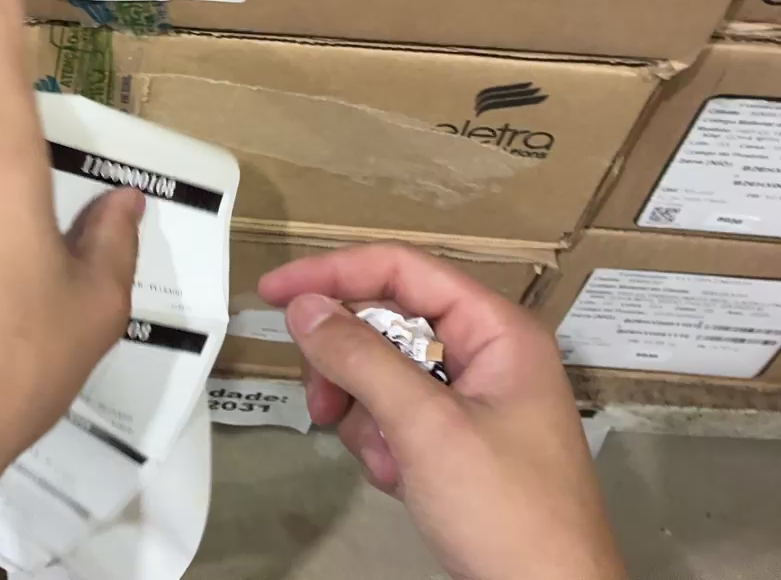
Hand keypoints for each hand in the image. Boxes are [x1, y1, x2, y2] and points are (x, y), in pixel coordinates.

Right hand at [259, 244, 625, 579]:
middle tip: (320, 401)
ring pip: (373, 363)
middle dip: (344, 362)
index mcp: (493, 330)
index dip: (331, 272)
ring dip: (358, 408)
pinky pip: (384, 404)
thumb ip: (358, 357)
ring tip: (377, 456)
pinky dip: (374, 436)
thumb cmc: (506, 513)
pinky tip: (395, 474)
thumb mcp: (425, 426)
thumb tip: (300, 305)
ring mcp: (464, 393)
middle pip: (379, 318)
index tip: (274, 292)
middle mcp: (479, 350)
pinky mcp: (449, 432)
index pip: (397, 268)